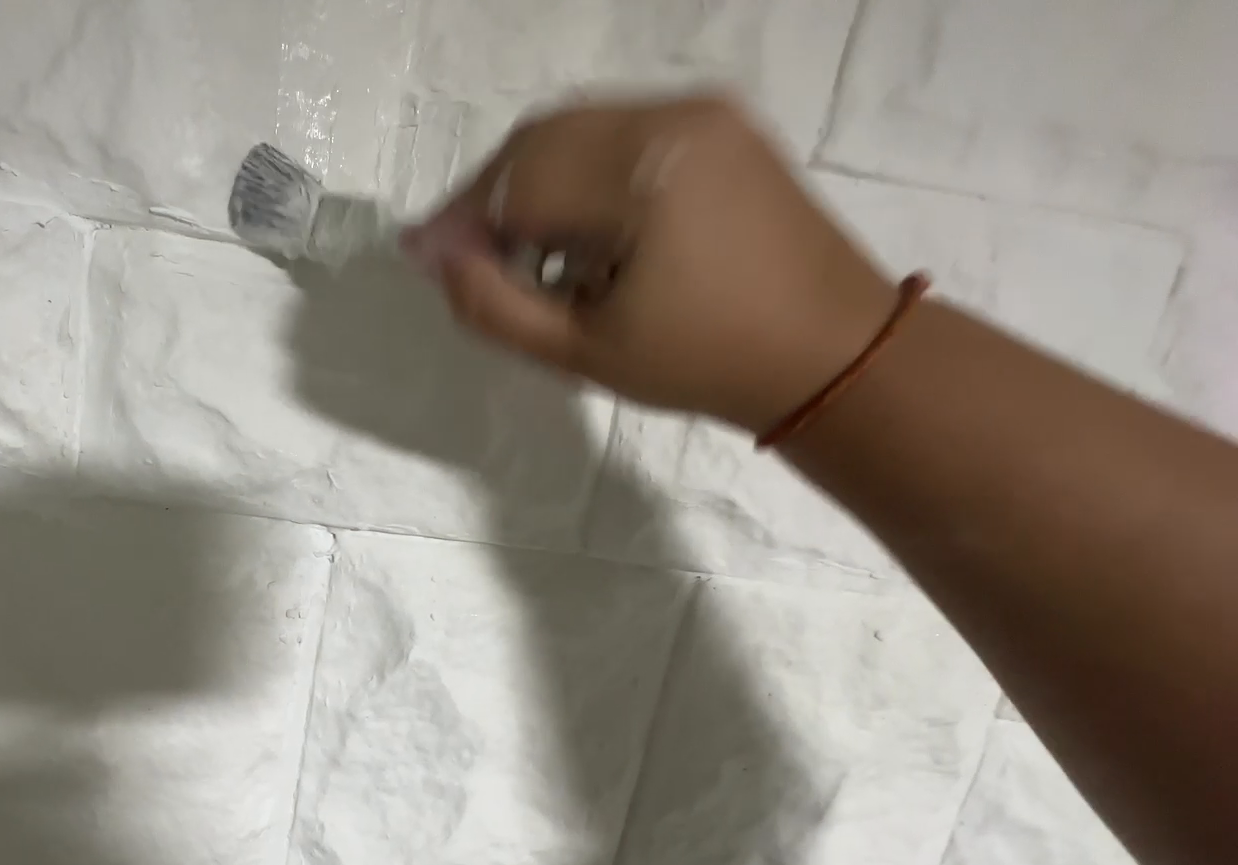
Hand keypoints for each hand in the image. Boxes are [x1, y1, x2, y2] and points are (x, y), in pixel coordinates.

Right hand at [402, 93, 896, 432]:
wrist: (829, 350)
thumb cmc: (700, 362)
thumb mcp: (579, 353)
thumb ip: (494, 306)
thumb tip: (435, 259)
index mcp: (643, 175)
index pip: (516, 181)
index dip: (459, 221)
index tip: (423, 258)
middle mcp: (671, 118)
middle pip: (538, 140)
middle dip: (486, 197)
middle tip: (461, 256)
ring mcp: (700, 113)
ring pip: (573, 130)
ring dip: (526, 183)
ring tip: (515, 250)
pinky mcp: (717, 124)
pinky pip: (615, 133)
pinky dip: (572, 173)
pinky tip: (571, 227)